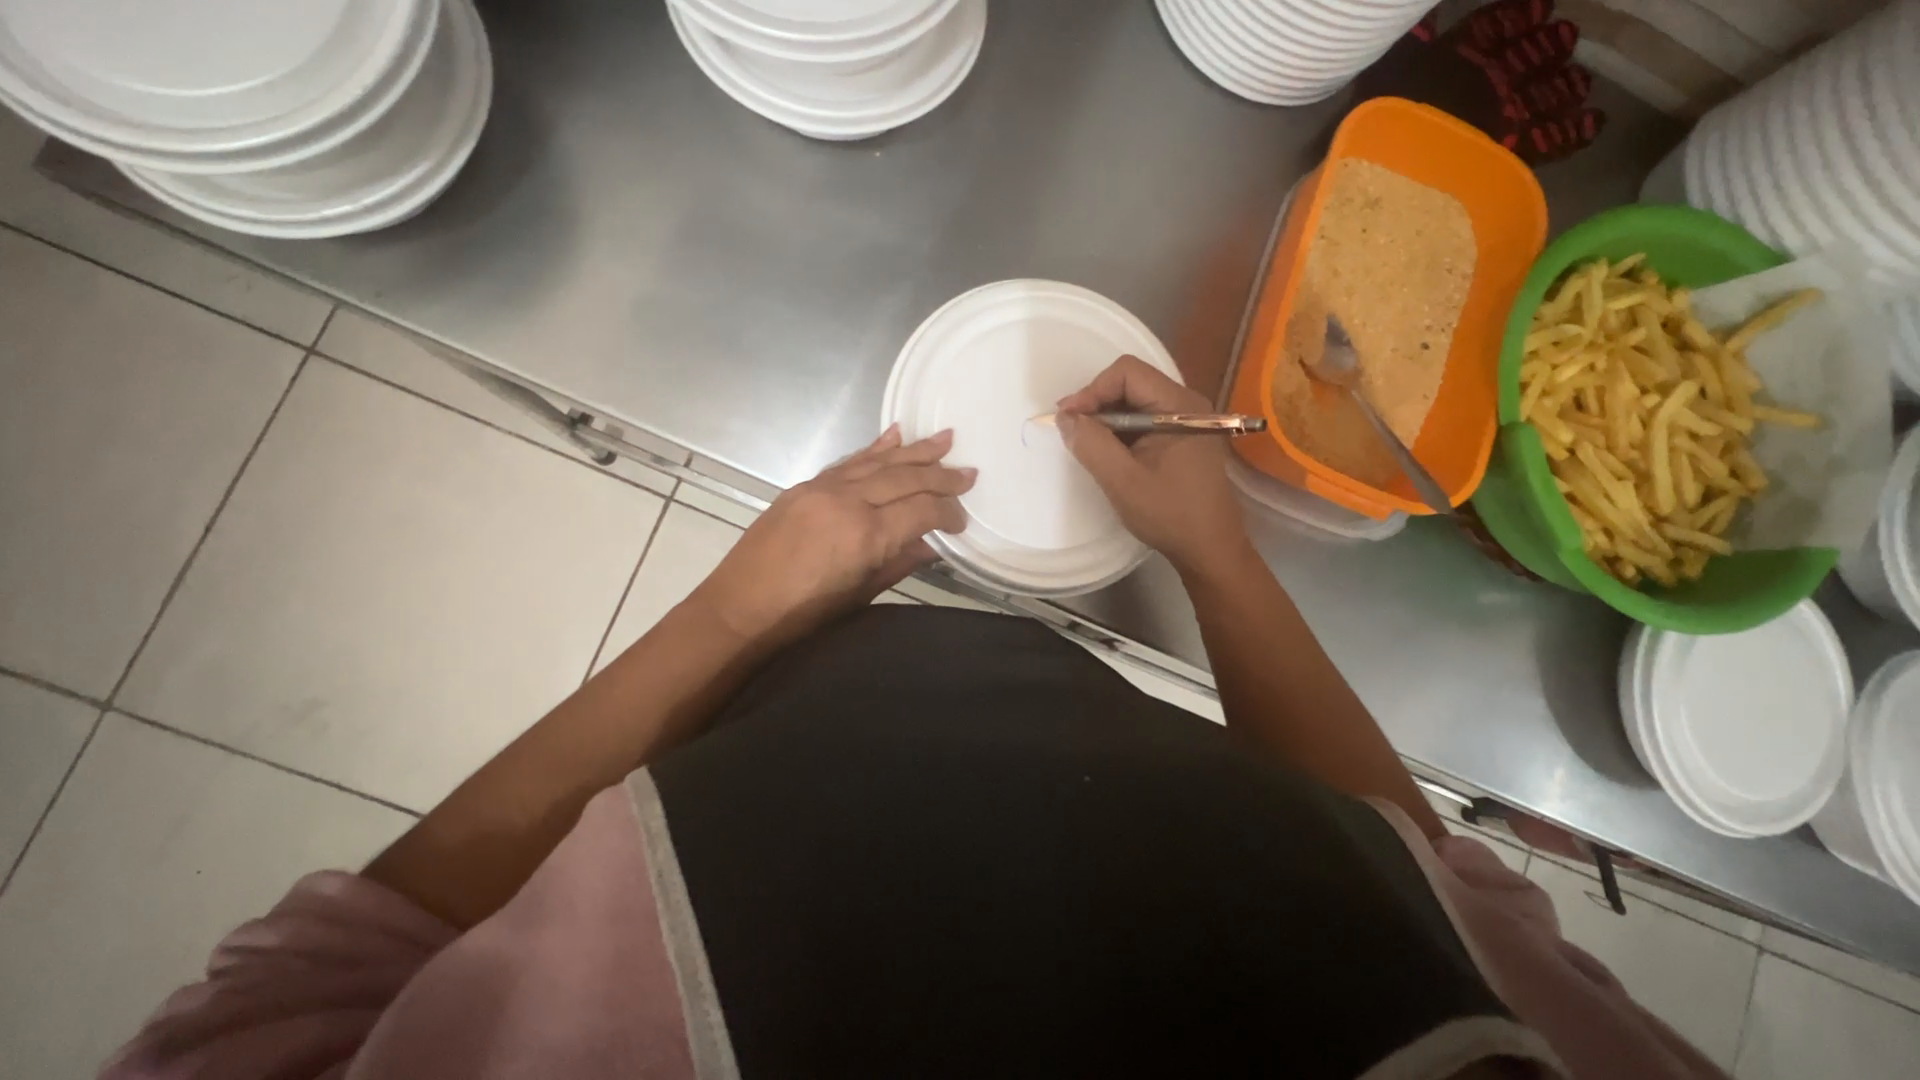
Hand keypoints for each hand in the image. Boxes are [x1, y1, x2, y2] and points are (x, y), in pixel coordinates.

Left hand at [690, 427, 973, 648]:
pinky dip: (874, 449)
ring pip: (879, 462)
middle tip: (969, 472)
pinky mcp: (805, 487)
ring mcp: (824, 489)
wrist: (740, 608)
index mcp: (867, 536)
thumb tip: (930, 546)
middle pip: (905, 478)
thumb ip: (899, 564)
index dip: (949, 513)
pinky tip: (894, 436)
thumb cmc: (803, 616)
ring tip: (945, 440)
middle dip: (941, 475)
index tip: (962, 521)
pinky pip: (848, 462)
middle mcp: (849, 502)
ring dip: (914, 451)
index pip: (922, 511)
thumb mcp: (860, 595)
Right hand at [1056, 355, 1248, 577]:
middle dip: (1097, 403)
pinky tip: (1108, 453)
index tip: (1069, 419)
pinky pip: (1144, 420)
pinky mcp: (1183, 437)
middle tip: (1072, 431)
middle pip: (1131, 383)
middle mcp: (1187, 404)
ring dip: (1107, 418)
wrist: (1210, 548)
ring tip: (1086, 444)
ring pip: (1135, 401)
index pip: (1128, 373)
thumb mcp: (1123, 481)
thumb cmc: (1170, 514)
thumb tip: (1066, 418)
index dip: (1092, 390)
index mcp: (1180, 406)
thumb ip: (1092, 444)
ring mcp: (1187, 420)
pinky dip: (1120, 431)